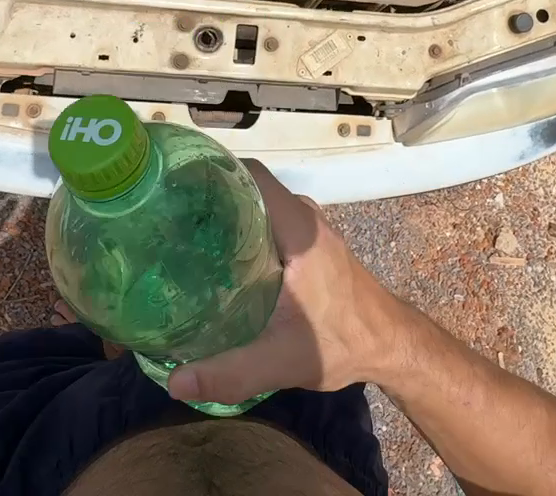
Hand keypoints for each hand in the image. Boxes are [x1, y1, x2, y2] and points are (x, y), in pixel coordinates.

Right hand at [166, 162, 414, 404]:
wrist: (389, 344)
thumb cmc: (342, 342)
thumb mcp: (283, 360)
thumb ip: (231, 372)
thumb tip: (175, 382)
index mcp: (298, 227)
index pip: (251, 175)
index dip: (213, 172)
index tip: (175, 187)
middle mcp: (303, 216)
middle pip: (248, 188)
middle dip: (209, 197)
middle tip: (167, 218)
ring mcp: (308, 225)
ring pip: (258, 204)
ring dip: (224, 214)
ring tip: (181, 234)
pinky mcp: (309, 240)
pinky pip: (267, 219)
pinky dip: (241, 228)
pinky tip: (215, 256)